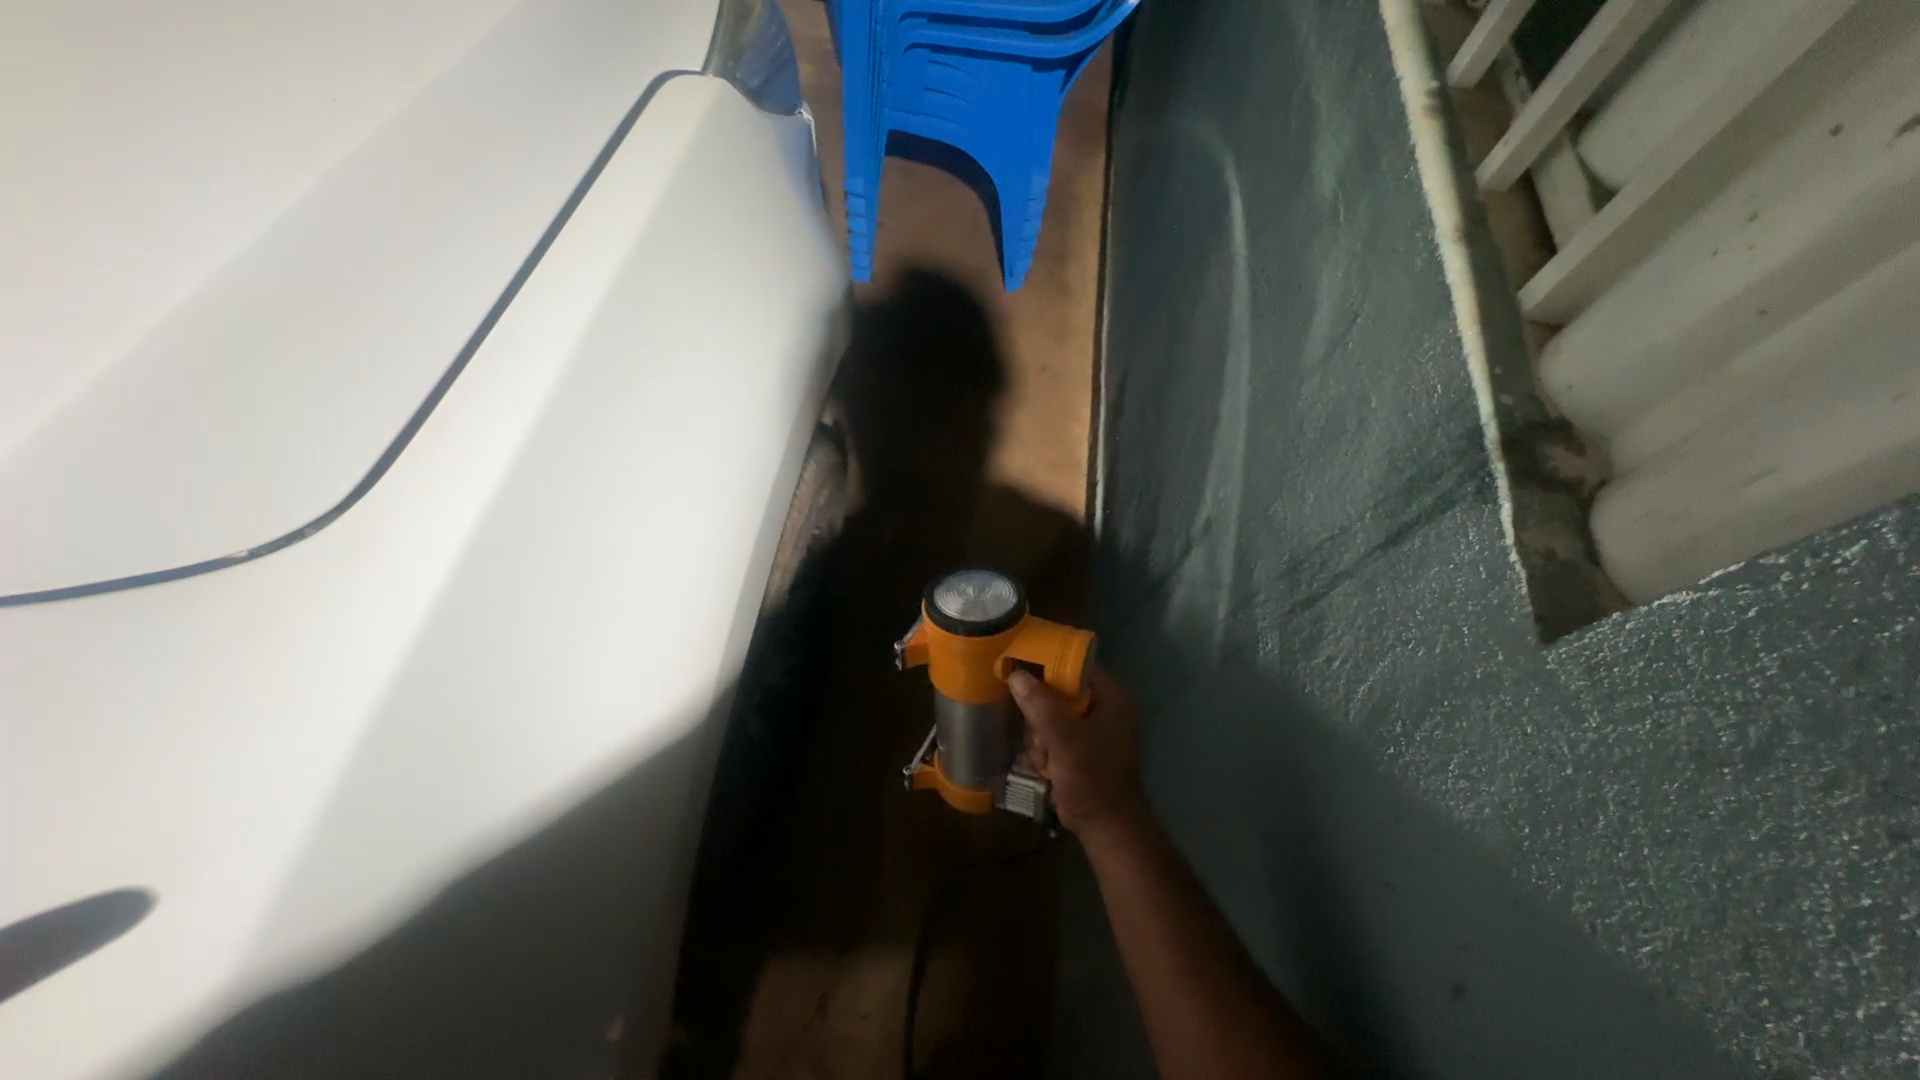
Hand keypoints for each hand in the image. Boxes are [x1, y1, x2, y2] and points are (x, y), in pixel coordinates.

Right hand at [1009, 666, 1149, 839]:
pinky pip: (1052, 736)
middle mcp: (1106, 707)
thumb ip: (1040, 705)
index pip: (1077, 666)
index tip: (1020, 670)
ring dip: (1041, 738)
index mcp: (1113, 697)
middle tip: (1041, 737)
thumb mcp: (1064, 739)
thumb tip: (1016, 674)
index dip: (1048, 666)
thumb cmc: (1092, 778)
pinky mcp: (1081, 749)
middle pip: (1058, 692)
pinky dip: (1045, 751)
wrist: (1106, 826)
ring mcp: (1093, 729)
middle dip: (1042, 717)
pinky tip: (1048, 769)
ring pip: (1050, 716)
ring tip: (1047, 760)